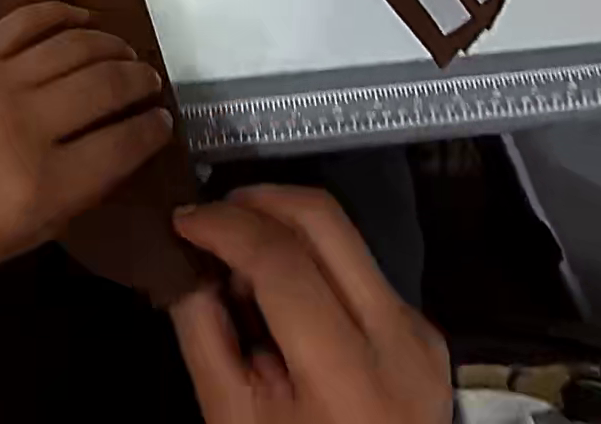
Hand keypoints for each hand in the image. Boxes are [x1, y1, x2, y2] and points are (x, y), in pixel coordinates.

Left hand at [0, 2, 173, 338]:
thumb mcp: (31, 234)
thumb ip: (83, 188)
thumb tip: (124, 142)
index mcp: (41, 184)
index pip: (122, 143)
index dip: (153, 128)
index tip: (162, 121)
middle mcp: (24, 125)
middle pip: (106, 85)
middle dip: (140, 80)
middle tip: (150, 83)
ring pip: (76, 46)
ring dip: (112, 45)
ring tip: (126, 53)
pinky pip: (28, 19)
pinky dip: (64, 13)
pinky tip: (86, 20)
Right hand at [170, 186, 452, 423]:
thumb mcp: (231, 419)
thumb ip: (202, 329)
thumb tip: (187, 256)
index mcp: (353, 379)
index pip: (282, 261)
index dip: (225, 225)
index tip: (182, 219)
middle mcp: (398, 336)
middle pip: (322, 218)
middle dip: (255, 199)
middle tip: (210, 216)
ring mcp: (416, 326)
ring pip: (338, 228)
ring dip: (277, 220)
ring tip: (238, 257)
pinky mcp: (419, 323)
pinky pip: (351, 257)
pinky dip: (302, 248)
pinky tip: (275, 285)